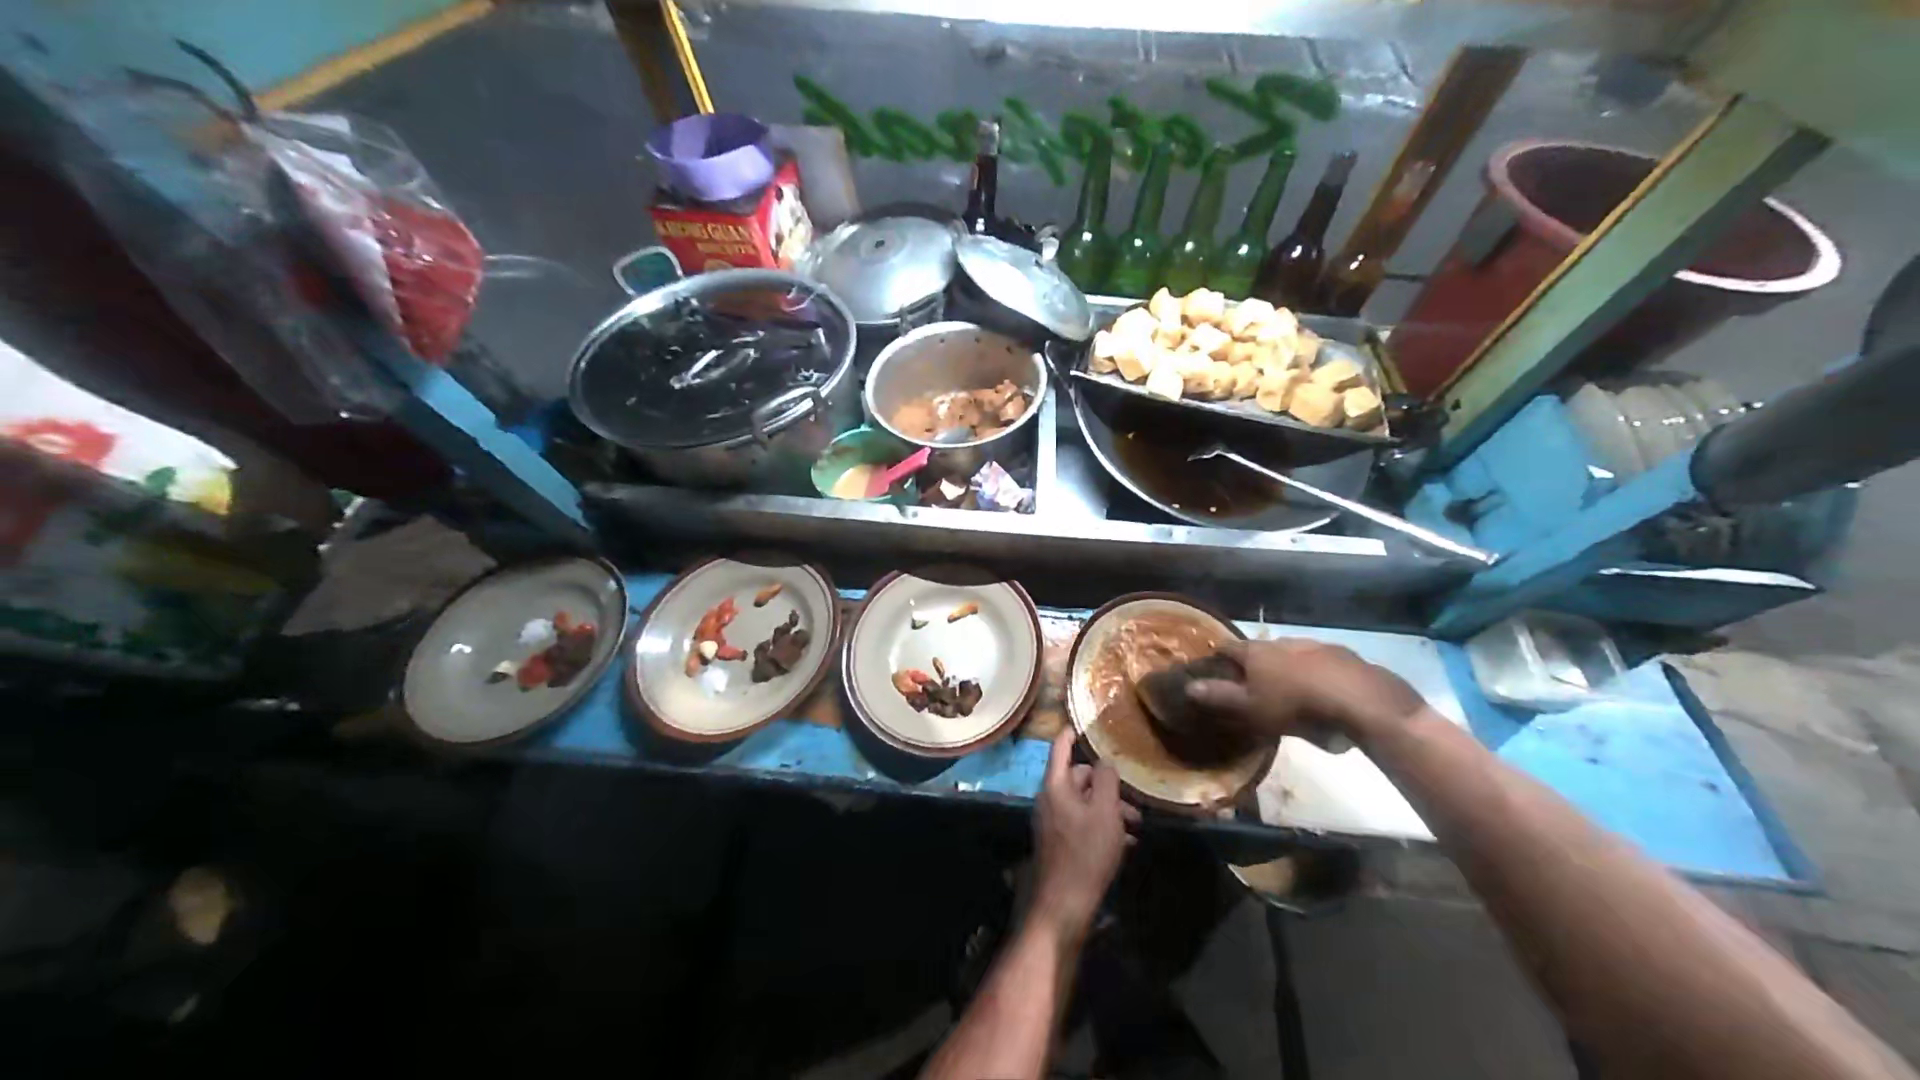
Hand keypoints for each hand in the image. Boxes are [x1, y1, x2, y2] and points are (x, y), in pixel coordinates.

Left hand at [1029, 728, 1139, 939]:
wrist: (1064, 903)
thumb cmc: (1086, 852)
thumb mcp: (1105, 811)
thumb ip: (1106, 780)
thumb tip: (1105, 762)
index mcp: (1055, 785)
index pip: (1061, 748)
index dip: (1072, 733)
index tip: (1081, 722)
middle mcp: (1049, 799)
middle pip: (1078, 778)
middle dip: (1106, 785)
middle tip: (1134, 801)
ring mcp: (1051, 821)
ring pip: (1083, 803)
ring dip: (1109, 809)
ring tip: (1135, 827)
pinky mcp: (1058, 842)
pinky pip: (1081, 823)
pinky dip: (1101, 826)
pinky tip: (1124, 843)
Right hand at [1186, 638, 1425, 744]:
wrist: (1360, 701)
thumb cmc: (1295, 705)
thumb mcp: (1251, 708)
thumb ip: (1220, 696)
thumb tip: (1188, 685)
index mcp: (1256, 652)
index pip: (1229, 647)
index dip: (1219, 654)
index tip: (1213, 663)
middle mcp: (1283, 642)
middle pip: (1263, 649)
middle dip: (1257, 662)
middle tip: (1255, 683)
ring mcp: (1316, 645)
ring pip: (1293, 653)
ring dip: (1288, 667)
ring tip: (1290, 689)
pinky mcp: (1345, 656)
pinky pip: (1322, 663)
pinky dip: (1316, 673)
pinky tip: (1323, 692)